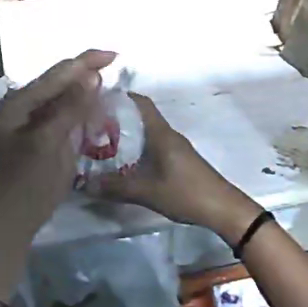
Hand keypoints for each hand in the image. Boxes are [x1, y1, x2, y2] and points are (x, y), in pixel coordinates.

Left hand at [0, 49, 113, 295]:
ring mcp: (26, 127)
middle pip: (57, 84)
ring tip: (108, 89)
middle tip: (114, 69)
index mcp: (18, 103)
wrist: (2, 226)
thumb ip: (69, 108)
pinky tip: (93, 116)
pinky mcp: (34, 145)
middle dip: (85, 75)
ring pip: (59, 102)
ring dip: (82, 95)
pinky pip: (58, 121)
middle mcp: (20, 109)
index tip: (115, 55)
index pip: (57, 74)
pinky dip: (76, 116)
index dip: (86, 61)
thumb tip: (91, 75)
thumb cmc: (24, 185)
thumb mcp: (49, 144)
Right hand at [98, 93, 261, 243]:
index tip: (97, 100)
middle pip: (140, 118)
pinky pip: (152, 147)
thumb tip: (83, 184)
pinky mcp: (178, 161)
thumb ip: (114, 187)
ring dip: (126, 136)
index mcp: (161, 133)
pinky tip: (124, 163)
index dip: (120, 97)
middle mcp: (168, 135)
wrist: (224, 210)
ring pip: (146, 134)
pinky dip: (136, 150)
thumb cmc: (185, 192)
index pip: (140, 102)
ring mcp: (175, 148)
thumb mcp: (145, 191)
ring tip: (101, 145)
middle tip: (90, 127)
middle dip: (116, 119)